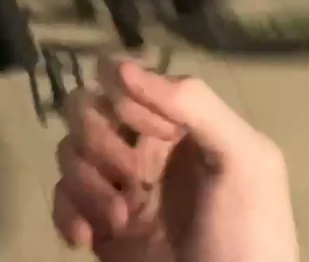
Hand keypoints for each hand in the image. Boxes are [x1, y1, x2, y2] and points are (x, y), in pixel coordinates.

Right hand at [53, 58, 296, 261]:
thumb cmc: (247, 239)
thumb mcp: (248, 163)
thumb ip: (196, 103)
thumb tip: (122, 68)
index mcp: (177, 126)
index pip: (124, 76)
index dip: (126, 94)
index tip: (155, 131)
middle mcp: (142, 148)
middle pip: (85, 106)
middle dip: (97, 137)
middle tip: (128, 176)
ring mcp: (117, 188)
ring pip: (68, 150)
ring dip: (83, 182)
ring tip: (117, 221)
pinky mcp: (97, 225)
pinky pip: (59, 198)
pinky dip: (65, 213)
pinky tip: (86, 238)